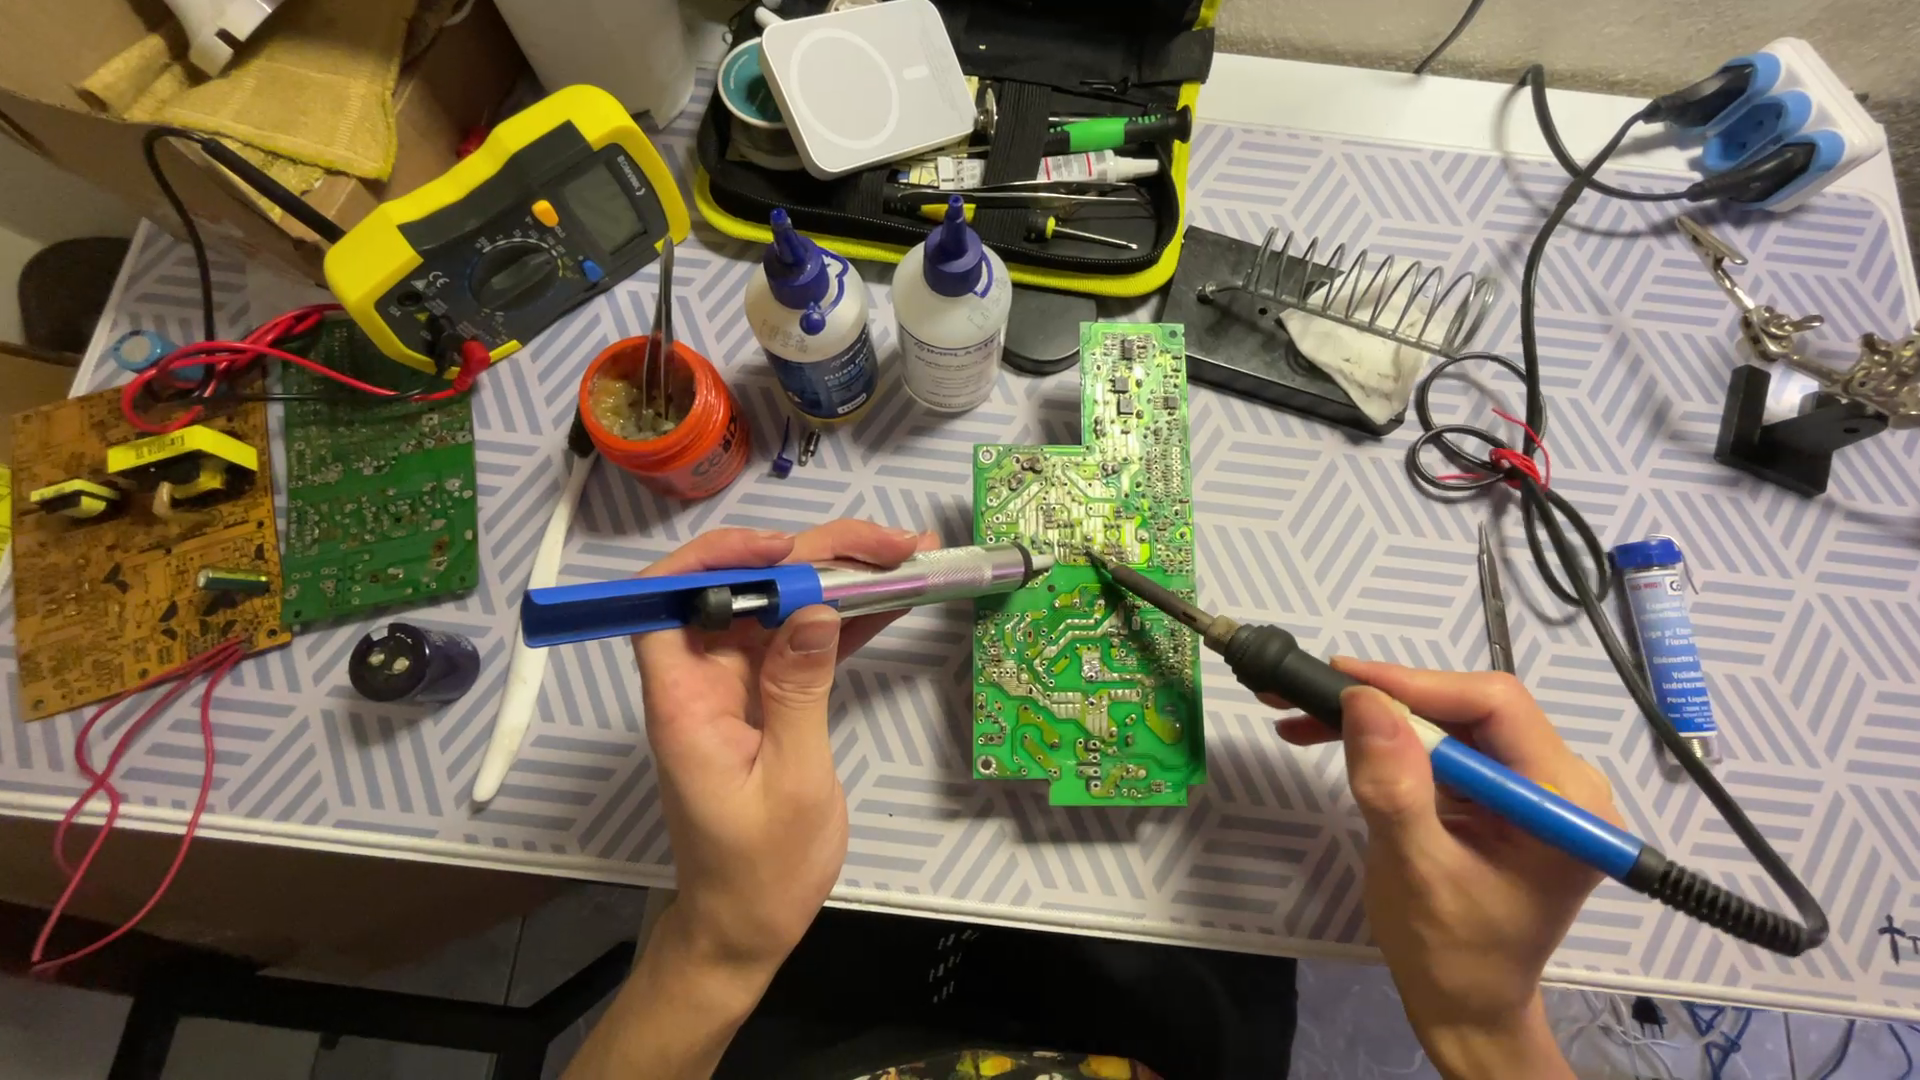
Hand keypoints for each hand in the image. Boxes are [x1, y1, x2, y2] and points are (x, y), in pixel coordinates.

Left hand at [633, 521, 936, 977]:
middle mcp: (708, 678)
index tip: (785, 549)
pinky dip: (850, 618)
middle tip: (894, 546)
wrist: (749, 921)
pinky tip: (894, 597)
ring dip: (845, 577)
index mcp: (686, 699)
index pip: (669, 603)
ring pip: (786, 607)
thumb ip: (798, 692)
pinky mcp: (775, 693)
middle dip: (817, 556)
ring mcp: (743, 683)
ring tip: (909, 558)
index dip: (717, 560)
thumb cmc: (760, 870)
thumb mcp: (790, 783)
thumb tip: (813, 609)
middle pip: (749, 591)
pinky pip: (809, 641)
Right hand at [1275, 660, 1616, 1079]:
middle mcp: (1553, 782)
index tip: (1342, 680)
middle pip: (1464, 706)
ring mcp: (1519, 785)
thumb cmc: (1448, 949)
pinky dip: (1375, 739)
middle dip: (1382, 696)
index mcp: (1564, 802)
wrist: (1461, 1001)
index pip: (1495, 706)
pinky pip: (1429, 744)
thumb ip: (1394, 787)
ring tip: (1298, 713)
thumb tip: (1363, 701)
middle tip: (1308, 692)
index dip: (1416, 685)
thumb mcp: (1415, 869)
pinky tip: (1320, 736)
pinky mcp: (1486, 792)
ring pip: (1439, 719)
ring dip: (1368, 715)